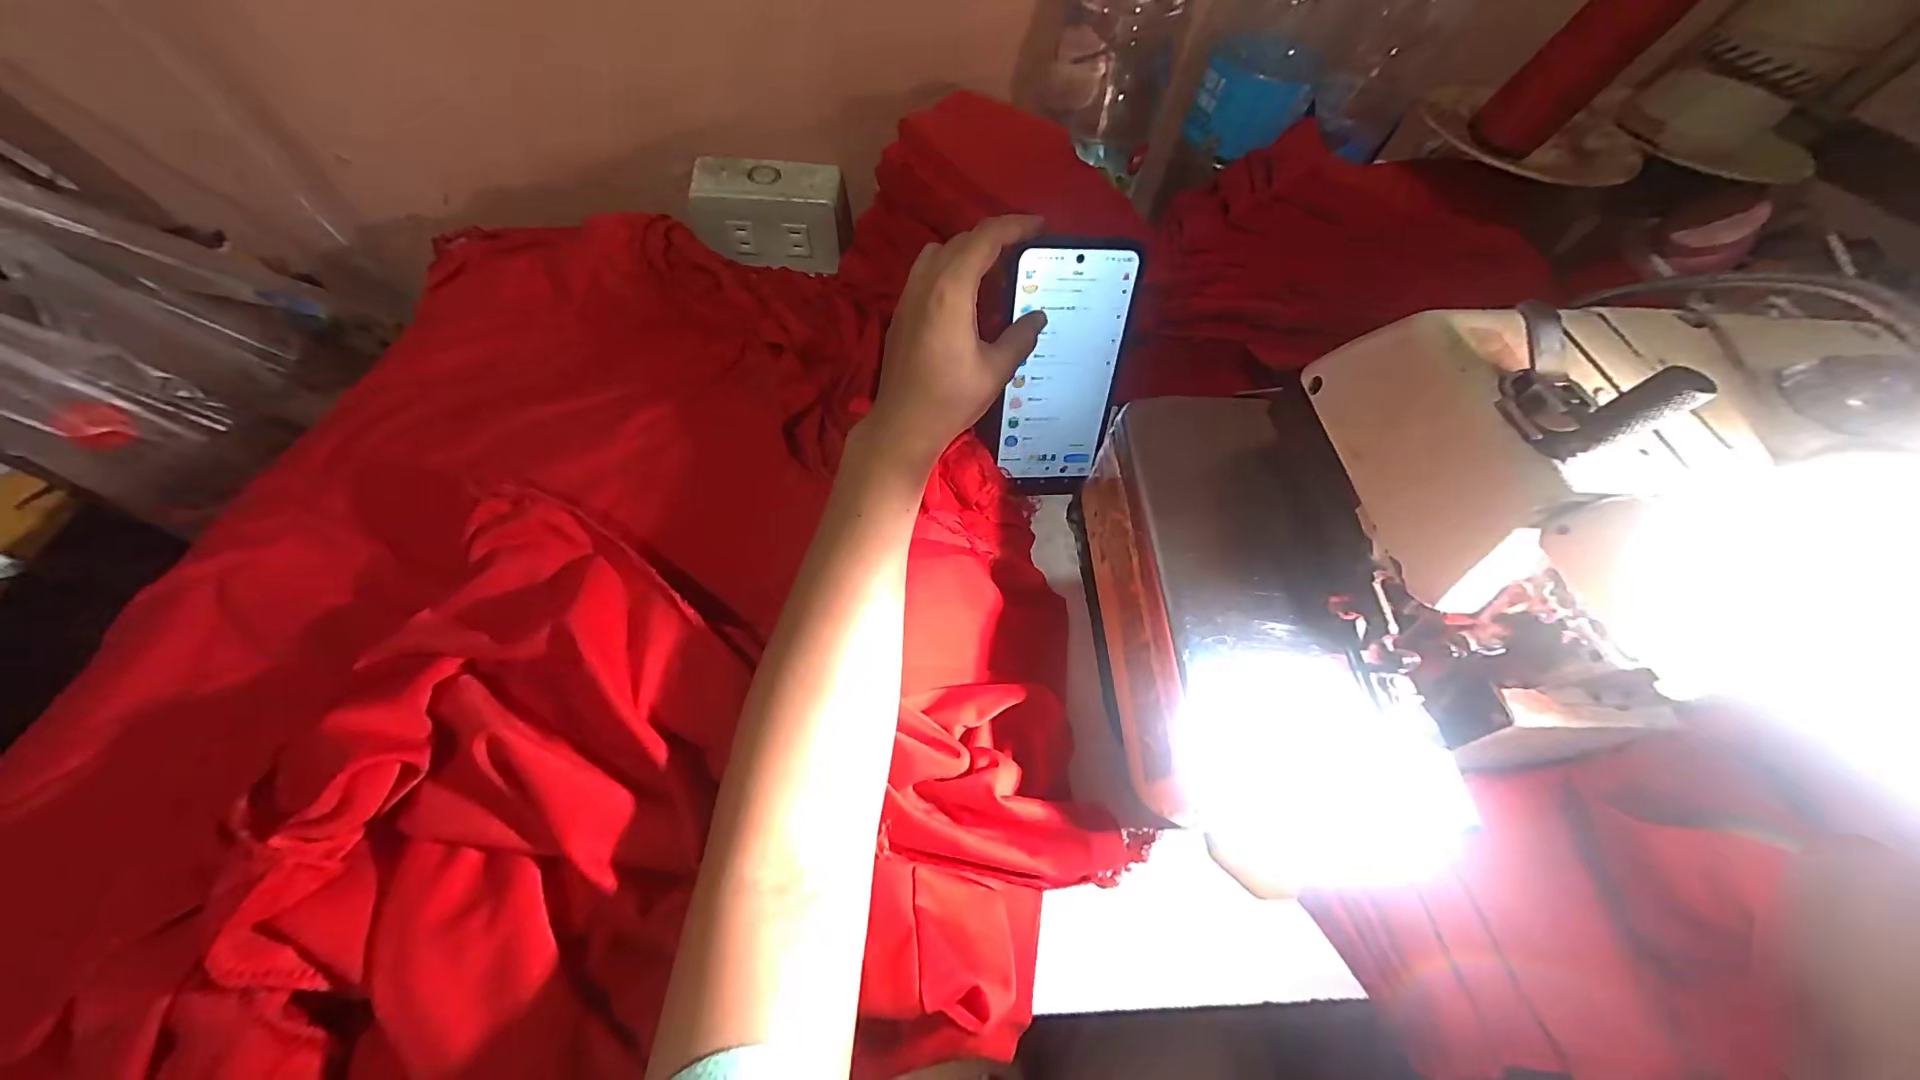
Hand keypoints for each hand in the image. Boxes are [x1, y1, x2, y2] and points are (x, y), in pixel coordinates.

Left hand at [866, 215, 1047, 464]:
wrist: (903, 424)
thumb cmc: (950, 399)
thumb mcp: (995, 371)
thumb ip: (1020, 337)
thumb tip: (1038, 317)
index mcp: (951, 292)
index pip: (985, 238)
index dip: (1015, 226)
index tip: (1039, 226)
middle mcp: (926, 284)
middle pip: (962, 240)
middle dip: (996, 237)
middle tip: (1025, 250)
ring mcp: (909, 296)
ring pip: (940, 252)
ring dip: (969, 251)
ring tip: (995, 270)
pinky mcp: (901, 312)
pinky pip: (927, 272)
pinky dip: (950, 268)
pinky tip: (967, 295)